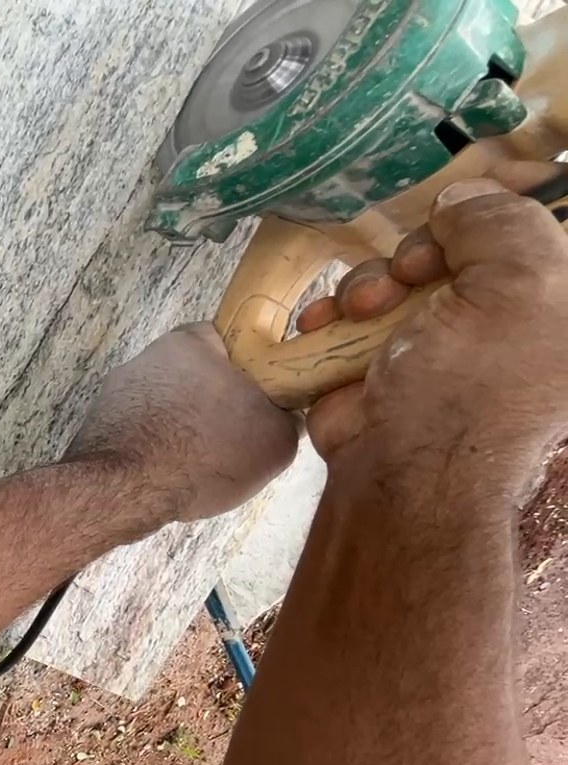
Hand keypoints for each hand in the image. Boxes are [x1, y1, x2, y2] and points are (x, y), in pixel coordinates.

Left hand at [65, 323, 299, 521]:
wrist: (124, 491)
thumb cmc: (206, 452)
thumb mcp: (277, 433)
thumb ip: (279, 409)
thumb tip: (273, 411)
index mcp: (186, 343)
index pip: (227, 339)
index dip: (249, 365)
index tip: (262, 393)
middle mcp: (141, 361)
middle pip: (191, 375)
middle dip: (212, 399)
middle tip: (235, 431)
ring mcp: (111, 395)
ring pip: (162, 405)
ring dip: (180, 425)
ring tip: (201, 458)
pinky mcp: (93, 427)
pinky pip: (137, 430)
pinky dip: (152, 445)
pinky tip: (168, 469)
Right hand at [296, 165, 567, 482]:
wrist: (401, 465)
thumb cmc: (477, 382)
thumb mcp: (519, 287)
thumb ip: (500, 226)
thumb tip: (461, 197)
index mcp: (555, 293)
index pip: (530, 221)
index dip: (490, 210)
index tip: (459, 221)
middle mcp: (499, 309)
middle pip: (451, 244)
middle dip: (415, 252)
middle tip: (406, 277)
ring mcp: (431, 334)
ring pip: (391, 276)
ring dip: (364, 285)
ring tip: (358, 312)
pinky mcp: (374, 357)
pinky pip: (346, 316)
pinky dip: (328, 315)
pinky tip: (321, 324)